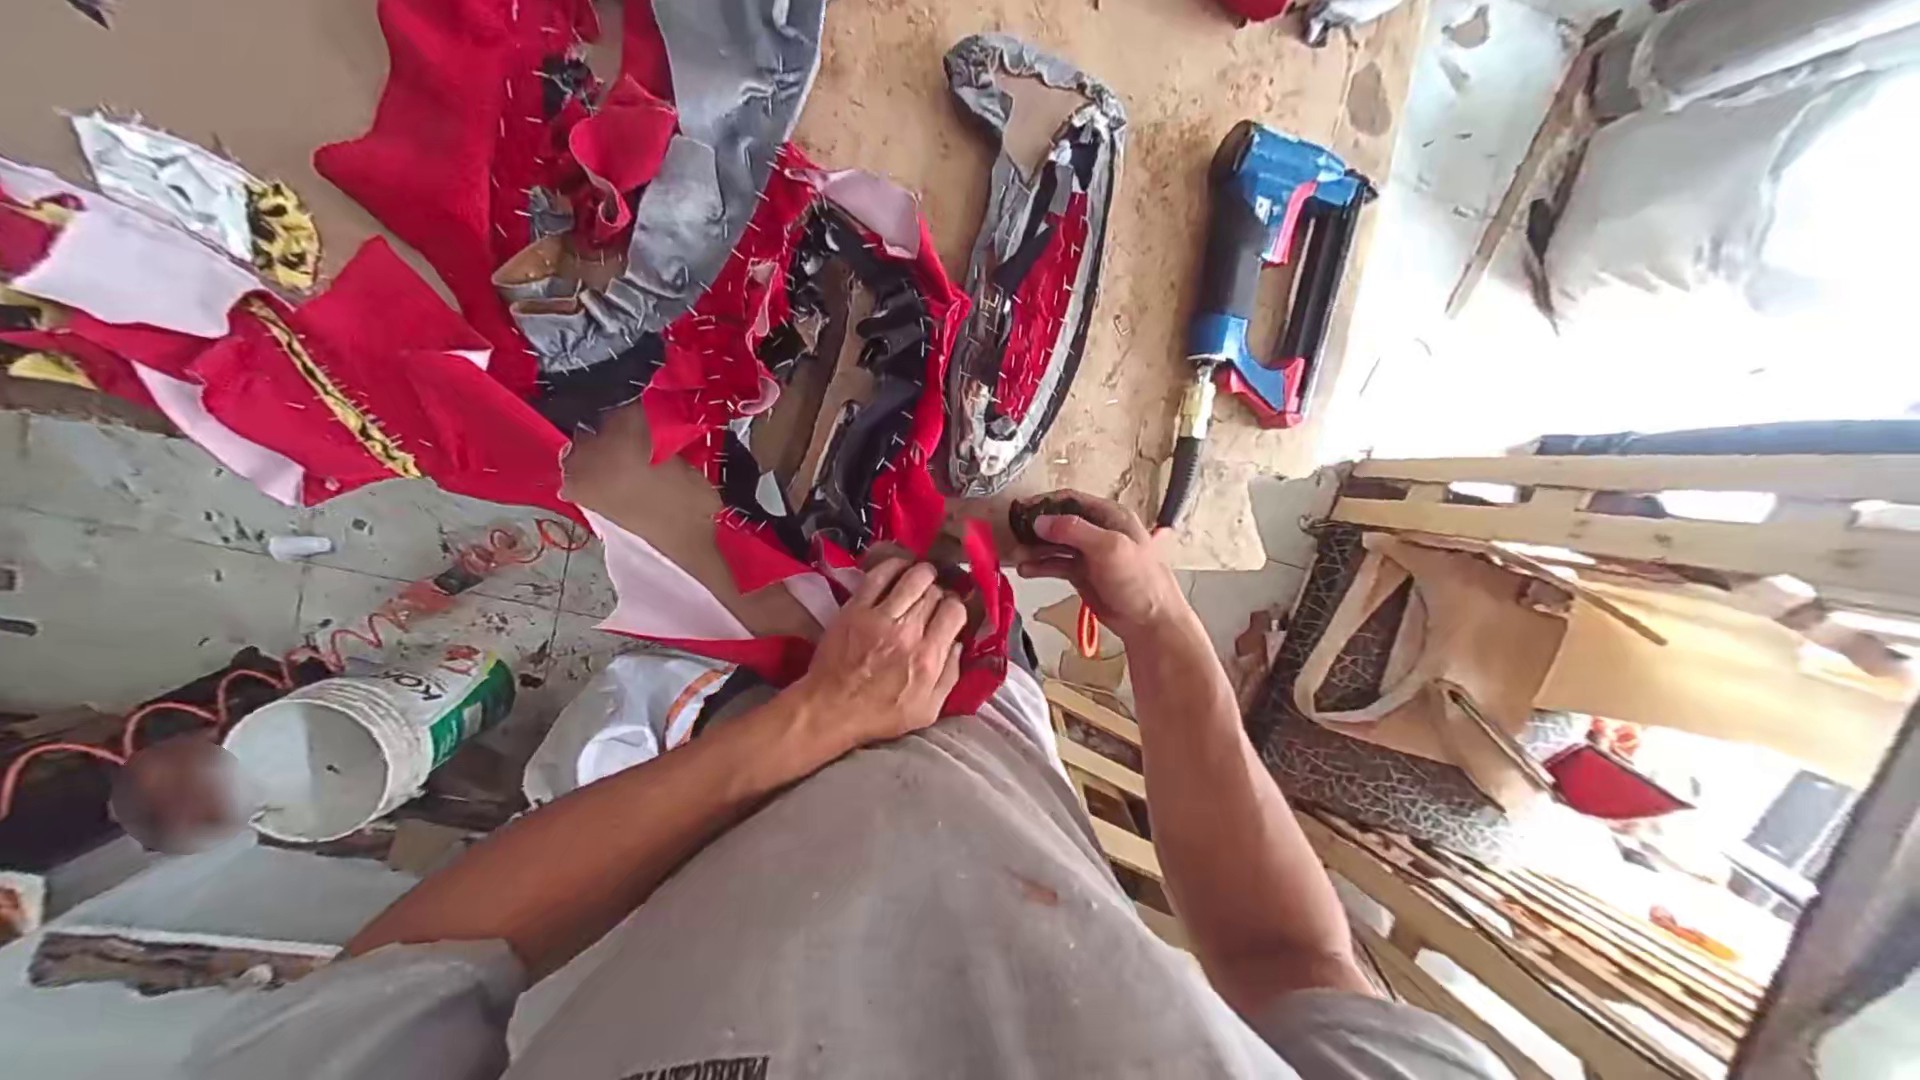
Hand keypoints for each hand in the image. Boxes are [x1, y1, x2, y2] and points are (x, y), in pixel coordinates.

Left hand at [793, 558, 966, 746]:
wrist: (831, 708)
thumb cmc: (880, 713)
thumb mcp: (927, 709)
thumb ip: (950, 676)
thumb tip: (958, 645)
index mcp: (928, 656)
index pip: (954, 611)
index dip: (956, 606)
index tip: (951, 612)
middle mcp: (907, 632)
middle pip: (935, 592)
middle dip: (940, 591)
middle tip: (935, 598)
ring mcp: (879, 617)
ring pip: (913, 578)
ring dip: (923, 573)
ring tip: (924, 576)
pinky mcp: (856, 608)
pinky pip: (879, 576)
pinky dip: (894, 566)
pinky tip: (900, 568)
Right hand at [1013, 490, 1191, 640]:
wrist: (1149, 621)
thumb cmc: (1138, 581)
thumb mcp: (1108, 548)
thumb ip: (1074, 531)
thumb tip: (1040, 521)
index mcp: (1110, 516)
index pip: (1072, 500)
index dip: (1046, 503)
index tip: (1021, 508)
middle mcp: (1099, 531)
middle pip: (1060, 522)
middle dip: (1037, 527)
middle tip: (1014, 533)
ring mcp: (1090, 554)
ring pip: (1055, 544)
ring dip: (1035, 548)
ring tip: (1016, 554)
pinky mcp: (1083, 574)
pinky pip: (1057, 565)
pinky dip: (1041, 566)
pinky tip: (1026, 570)